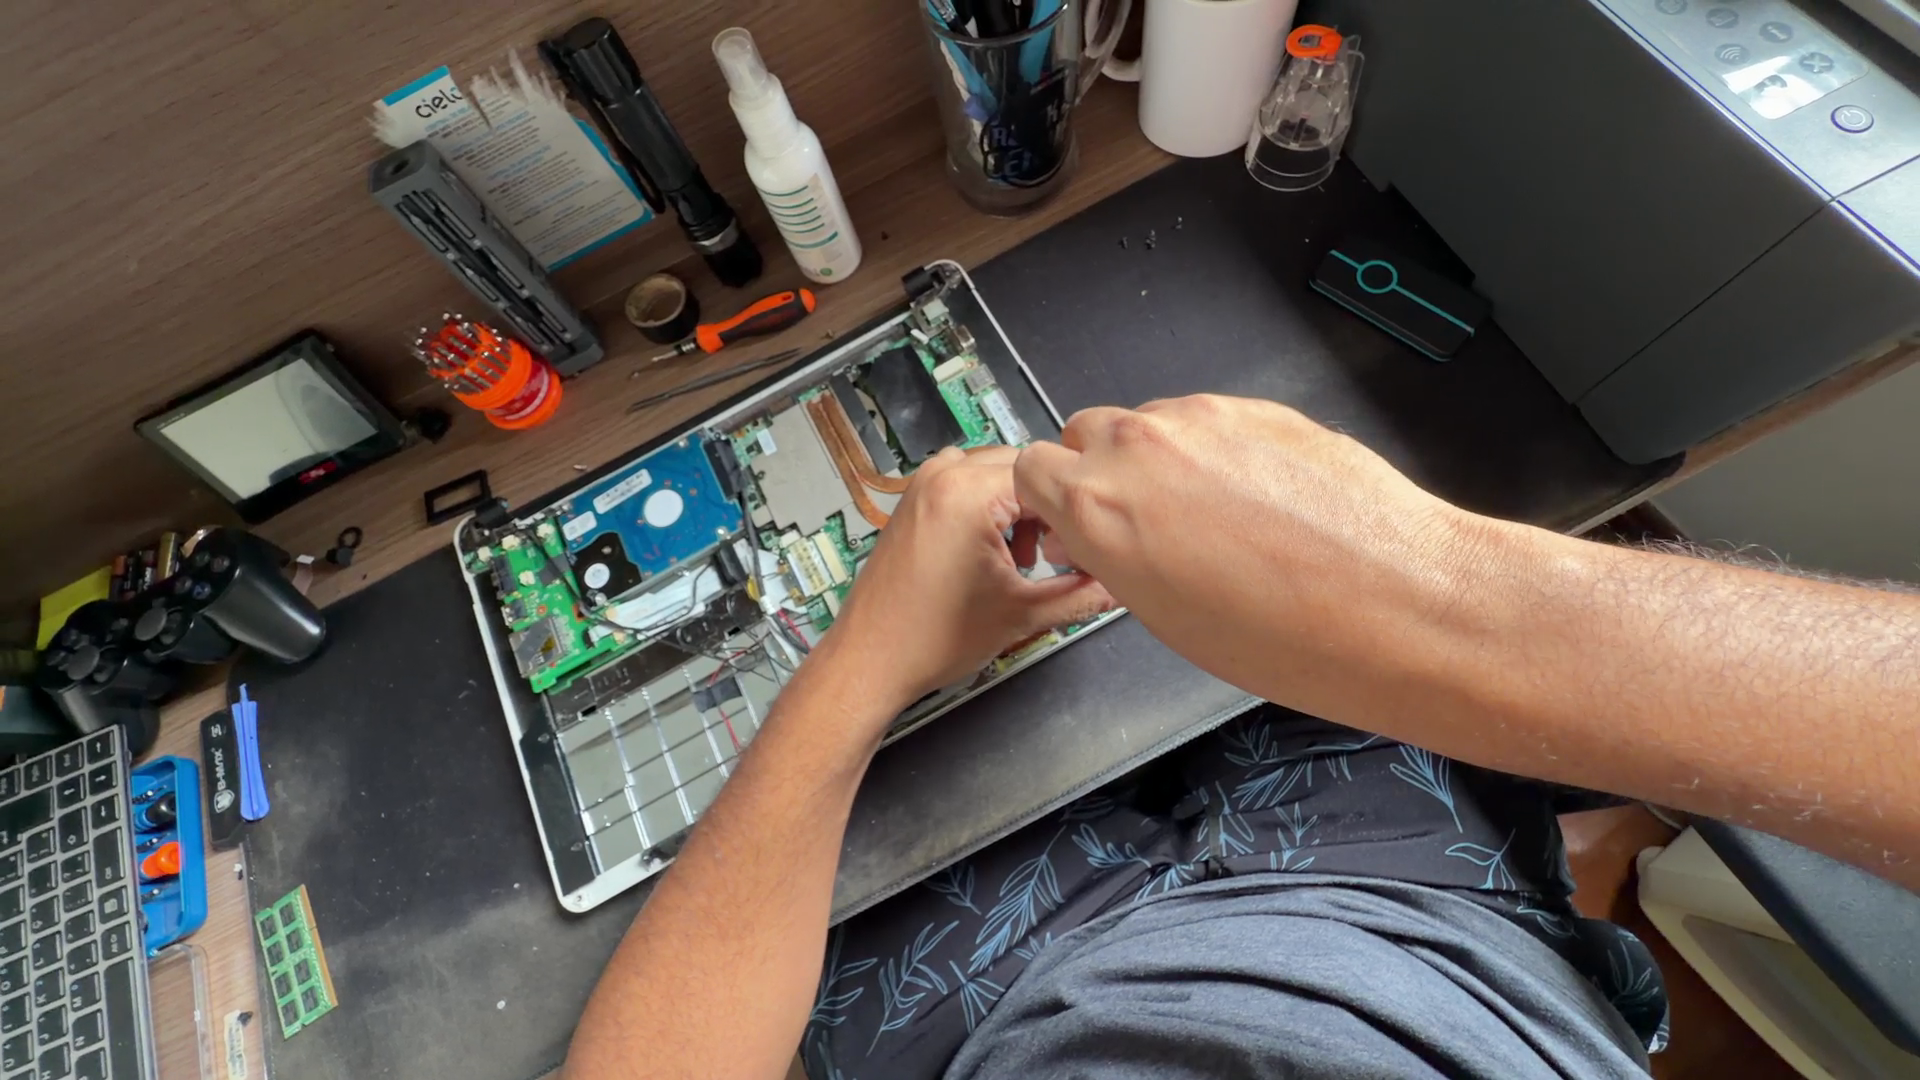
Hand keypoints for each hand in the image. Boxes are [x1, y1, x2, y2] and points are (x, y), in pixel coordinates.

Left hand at [819, 446, 1114, 714]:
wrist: (870, 660)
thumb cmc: (934, 638)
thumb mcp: (1021, 615)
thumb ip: (1080, 595)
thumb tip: (1119, 584)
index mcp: (969, 492)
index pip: (1045, 477)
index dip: (1070, 513)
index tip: (1080, 548)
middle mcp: (942, 475)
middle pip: (1019, 468)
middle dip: (1043, 507)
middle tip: (1053, 555)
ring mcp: (922, 485)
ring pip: (990, 473)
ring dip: (1014, 505)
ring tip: (1019, 557)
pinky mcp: (912, 501)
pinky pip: (962, 483)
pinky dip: (984, 505)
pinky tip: (990, 551)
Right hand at [1012, 395, 1505, 714]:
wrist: (1395, 603)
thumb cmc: (1280, 634)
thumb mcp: (1157, 612)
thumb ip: (1109, 550)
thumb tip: (1102, 530)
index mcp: (1097, 506)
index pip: (1030, 469)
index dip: (1049, 497)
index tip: (1073, 518)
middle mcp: (1137, 448)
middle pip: (1084, 434)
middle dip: (1098, 471)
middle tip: (1139, 516)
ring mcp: (1199, 419)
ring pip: (1147, 424)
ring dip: (1159, 459)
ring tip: (1210, 511)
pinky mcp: (1254, 406)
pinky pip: (1206, 420)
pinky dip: (1213, 449)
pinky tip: (1255, 495)